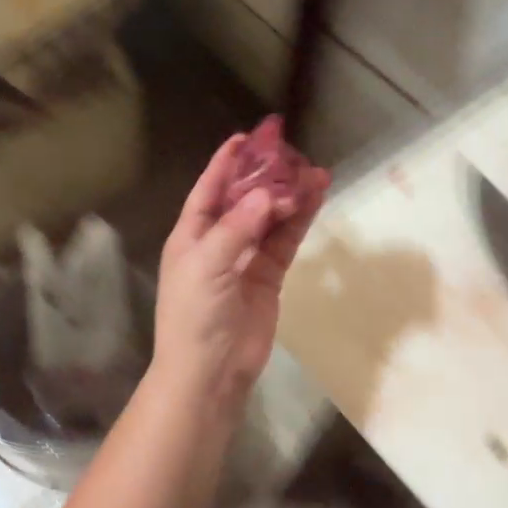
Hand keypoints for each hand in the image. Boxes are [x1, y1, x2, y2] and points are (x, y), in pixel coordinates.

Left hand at [153, 132, 328, 411]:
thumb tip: (267, 195)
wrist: (210, 370)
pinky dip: (299, 221)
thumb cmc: (194, 314)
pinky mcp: (268, 278)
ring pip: (269, 219)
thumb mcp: (206, 265)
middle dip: (265, 177)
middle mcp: (216, 243)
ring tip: (316, 172)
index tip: (245, 137)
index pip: (208, 191)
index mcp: (190, 237)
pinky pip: (285, 242)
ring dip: (290, 197)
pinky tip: (315, 199)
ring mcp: (244, 260)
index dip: (225, 164)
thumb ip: (237, 228)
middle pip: (243, 200)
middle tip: (293, 153)